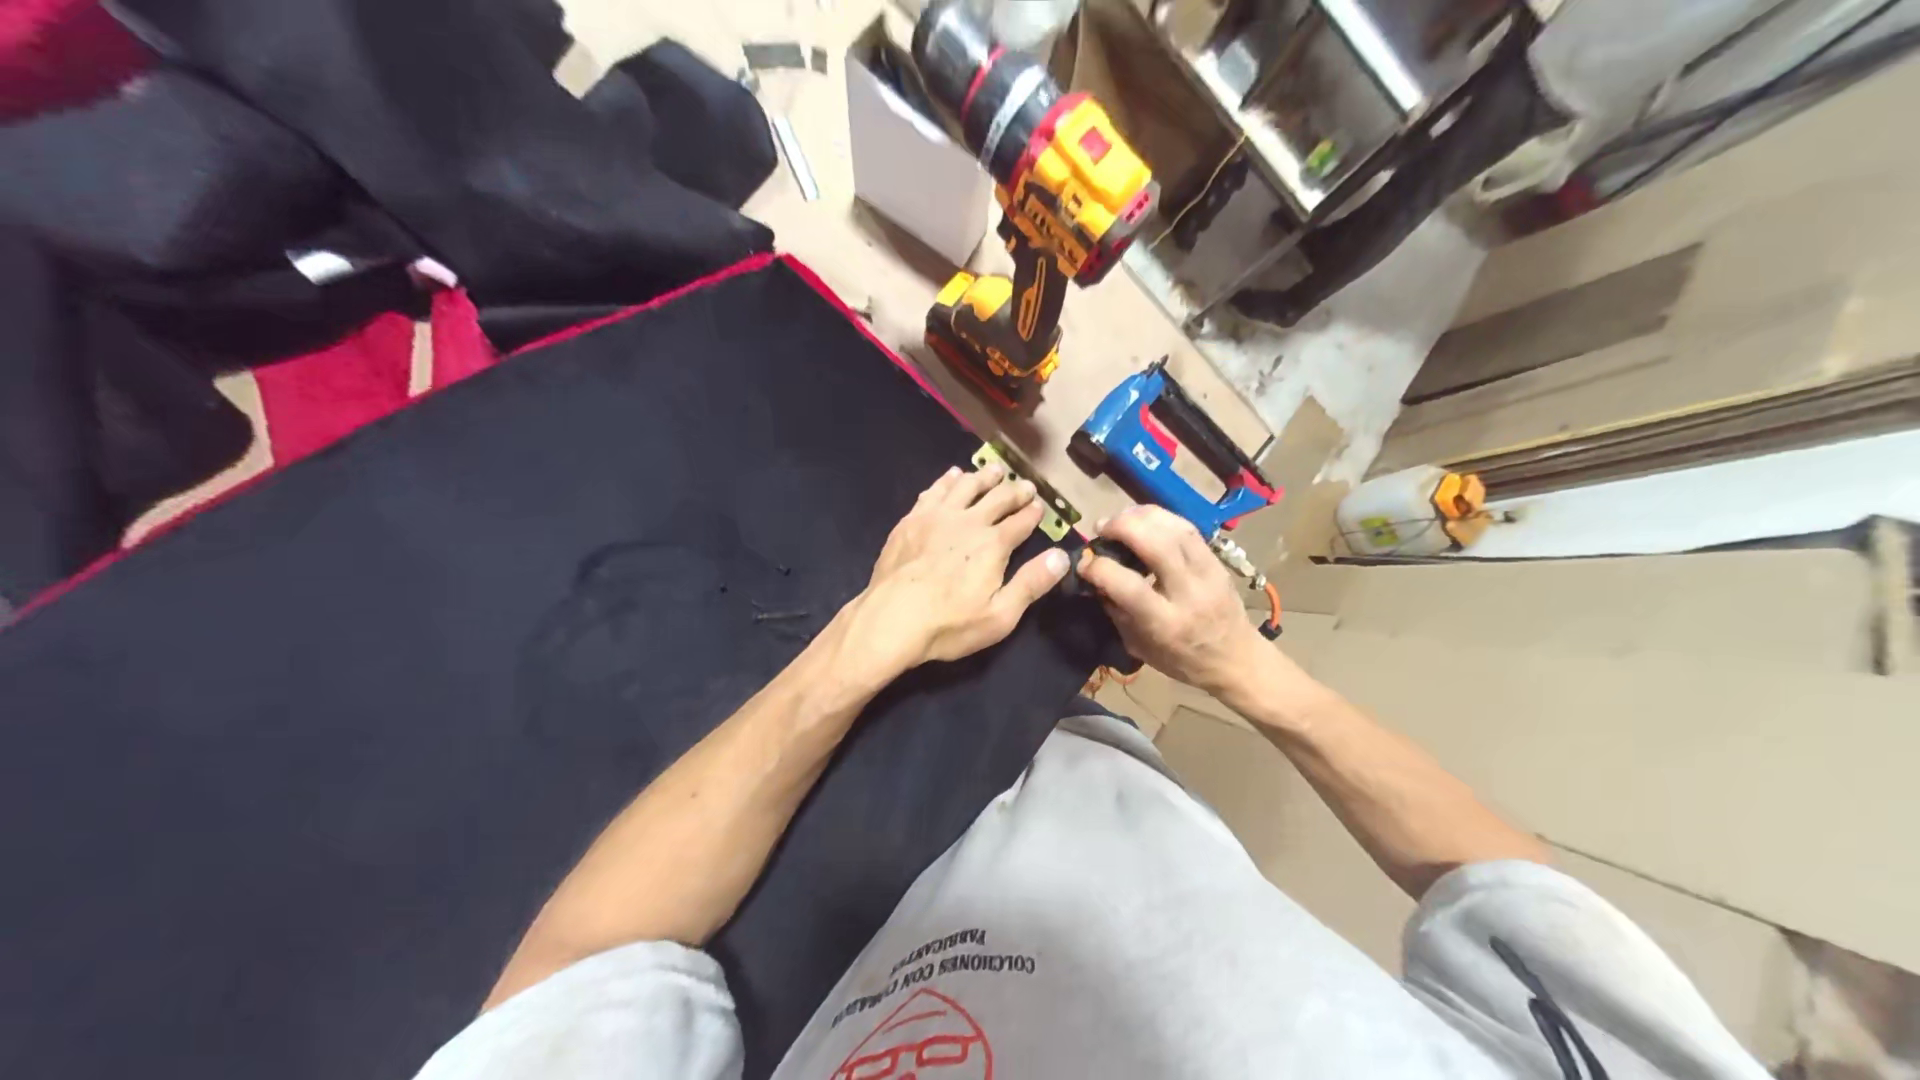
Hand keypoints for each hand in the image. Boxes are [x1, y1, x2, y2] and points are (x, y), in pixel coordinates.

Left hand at [841, 463, 1070, 681]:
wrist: (892, 618)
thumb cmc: (950, 623)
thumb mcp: (1001, 615)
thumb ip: (1032, 583)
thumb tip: (1061, 557)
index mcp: (993, 544)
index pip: (1021, 521)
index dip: (1033, 512)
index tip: (1041, 505)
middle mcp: (968, 521)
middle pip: (997, 498)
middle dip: (1015, 490)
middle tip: (1025, 485)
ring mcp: (936, 516)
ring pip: (965, 486)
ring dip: (983, 477)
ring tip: (995, 470)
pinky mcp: (911, 520)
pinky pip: (934, 491)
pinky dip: (947, 480)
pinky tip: (952, 476)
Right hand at [1076, 506, 1269, 696]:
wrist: (1237, 659)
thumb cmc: (1182, 659)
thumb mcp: (1139, 645)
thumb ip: (1116, 611)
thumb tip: (1094, 579)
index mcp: (1166, 623)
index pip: (1129, 586)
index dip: (1100, 569)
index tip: (1084, 563)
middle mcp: (1189, 593)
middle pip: (1156, 545)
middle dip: (1122, 528)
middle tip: (1101, 527)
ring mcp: (1207, 572)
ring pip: (1174, 528)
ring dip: (1140, 516)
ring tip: (1119, 519)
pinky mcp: (1217, 560)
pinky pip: (1188, 528)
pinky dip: (1161, 517)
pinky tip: (1142, 519)